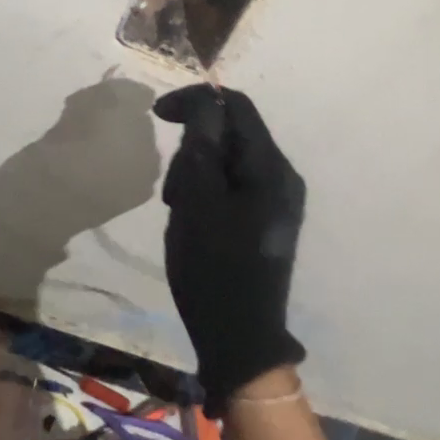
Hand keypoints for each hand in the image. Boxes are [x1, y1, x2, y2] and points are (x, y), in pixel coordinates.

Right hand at [154, 86, 307, 414]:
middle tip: (171, 192)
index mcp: (271, 167)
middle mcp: (283, 177)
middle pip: (233, 134)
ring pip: (229, 162)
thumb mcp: (198, 201)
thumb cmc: (214, 268)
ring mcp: (278, 201)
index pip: (237, 107)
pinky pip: (234, 188)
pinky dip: (207, 194)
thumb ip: (202, 145)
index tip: (156, 114)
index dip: (195, 100)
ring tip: (179, 212)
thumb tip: (204, 102)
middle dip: (194, 148)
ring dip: (197, 174)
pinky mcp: (267, 222)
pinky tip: (192, 223)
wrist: (241, 338)